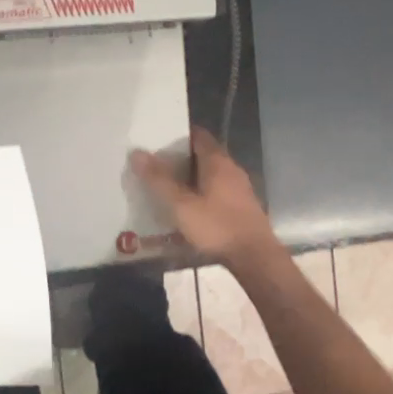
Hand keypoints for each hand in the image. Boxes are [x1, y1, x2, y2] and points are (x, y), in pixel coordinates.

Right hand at [131, 126, 278, 263]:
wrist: (255, 257)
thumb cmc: (217, 226)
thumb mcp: (181, 205)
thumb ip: (159, 179)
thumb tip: (137, 153)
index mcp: (217, 162)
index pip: (198, 135)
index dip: (178, 135)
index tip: (157, 140)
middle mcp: (231, 169)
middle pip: (203, 155)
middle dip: (180, 159)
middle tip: (154, 166)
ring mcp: (239, 188)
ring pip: (210, 175)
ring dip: (190, 178)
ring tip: (166, 187)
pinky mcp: (241, 207)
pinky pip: (216, 191)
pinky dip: (200, 193)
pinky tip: (187, 208)